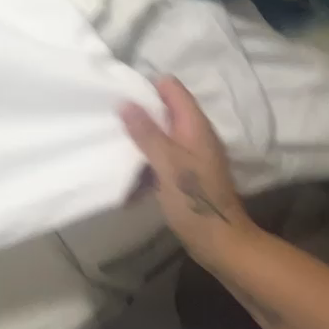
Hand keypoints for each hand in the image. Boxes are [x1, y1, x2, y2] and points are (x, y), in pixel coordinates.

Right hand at [120, 77, 262, 267]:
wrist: (220, 242)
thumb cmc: (195, 200)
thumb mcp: (167, 164)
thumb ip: (147, 133)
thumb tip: (125, 102)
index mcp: (194, 125)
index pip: (171, 88)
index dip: (146, 86)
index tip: (118, 93)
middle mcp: (195, 135)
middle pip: (164, 111)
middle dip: (138, 114)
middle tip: (107, 119)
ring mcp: (191, 157)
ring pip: (160, 137)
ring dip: (139, 141)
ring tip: (110, 144)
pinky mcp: (185, 176)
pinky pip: (161, 161)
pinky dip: (145, 165)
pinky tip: (126, 178)